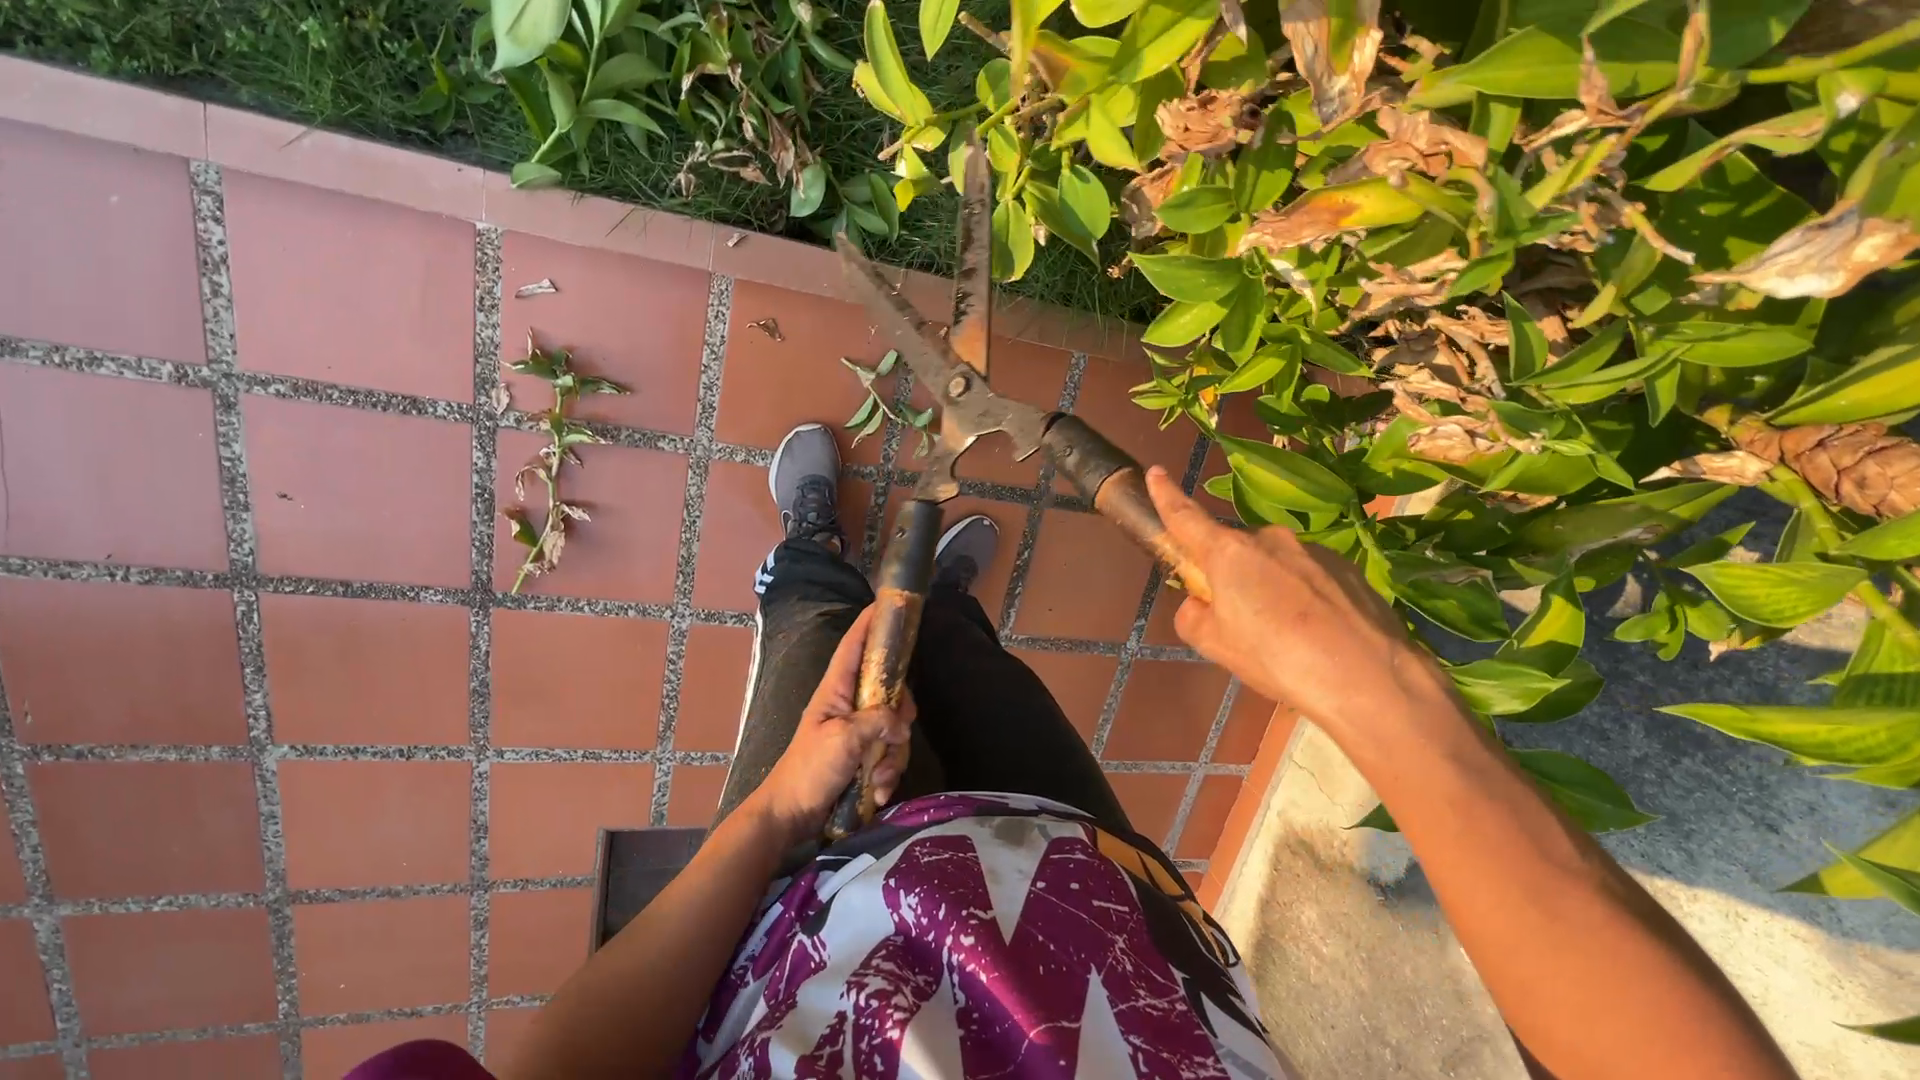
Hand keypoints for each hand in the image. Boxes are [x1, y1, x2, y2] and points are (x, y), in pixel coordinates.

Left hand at [742, 605, 914, 847]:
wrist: (791, 816)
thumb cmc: (808, 770)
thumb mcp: (843, 740)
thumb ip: (876, 722)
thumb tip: (901, 725)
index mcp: (836, 691)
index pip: (853, 647)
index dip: (869, 624)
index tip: (887, 604)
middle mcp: (850, 706)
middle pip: (890, 691)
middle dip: (900, 715)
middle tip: (898, 733)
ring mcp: (858, 732)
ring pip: (895, 729)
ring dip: (892, 756)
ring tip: (878, 777)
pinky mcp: (864, 757)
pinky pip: (890, 755)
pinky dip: (888, 774)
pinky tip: (878, 790)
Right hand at [1146, 467, 1463, 741]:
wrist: (1366, 675)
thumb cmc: (1276, 659)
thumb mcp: (1215, 646)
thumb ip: (1195, 615)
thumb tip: (1202, 602)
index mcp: (1228, 553)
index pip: (1185, 516)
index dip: (1165, 495)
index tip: (1156, 473)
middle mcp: (1269, 539)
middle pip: (1234, 550)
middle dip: (1230, 575)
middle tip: (1241, 621)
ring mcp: (1312, 550)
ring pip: (1275, 564)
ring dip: (1271, 589)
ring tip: (1288, 637)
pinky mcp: (1347, 567)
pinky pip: (1309, 576)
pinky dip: (1304, 598)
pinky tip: (1318, 635)